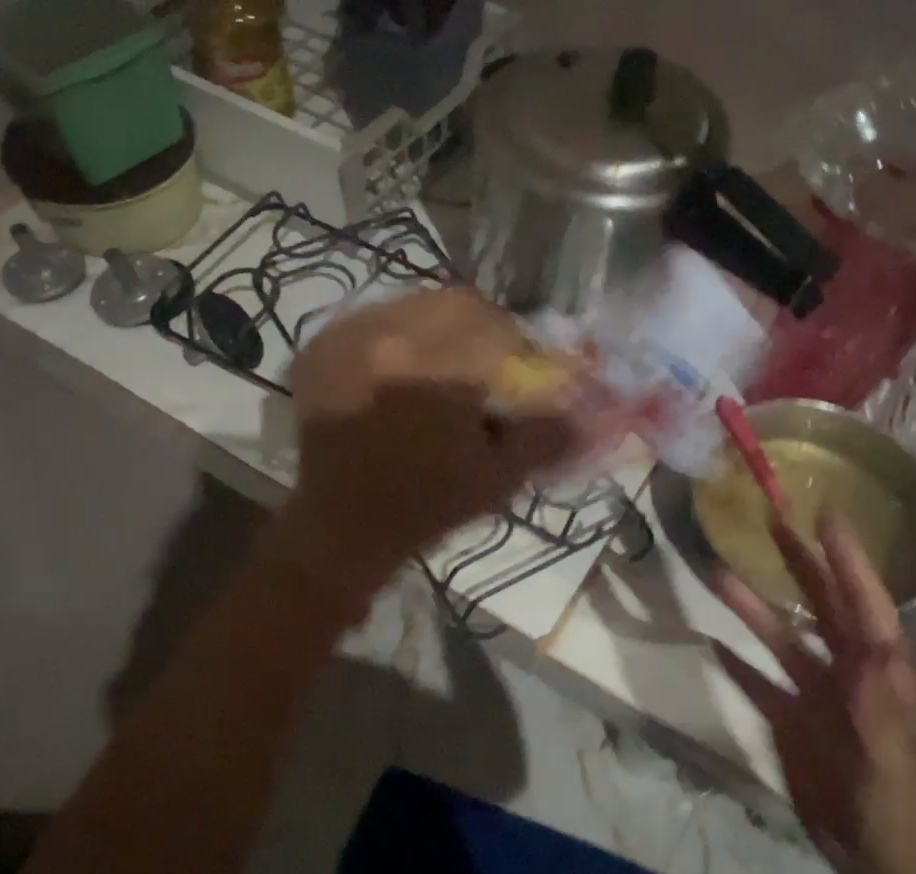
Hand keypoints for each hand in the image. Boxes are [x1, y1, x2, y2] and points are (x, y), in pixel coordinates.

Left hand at [278, 289, 607, 599]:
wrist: (342, 529)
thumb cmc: (425, 509)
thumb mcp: (497, 477)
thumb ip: (548, 435)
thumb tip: (596, 410)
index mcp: (434, 371)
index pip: (501, 330)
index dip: (523, 348)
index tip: (526, 374)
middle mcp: (386, 338)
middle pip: (458, 305)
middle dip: (484, 330)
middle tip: (486, 367)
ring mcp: (345, 338)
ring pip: (415, 303)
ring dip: (440, 327)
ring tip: (441, 369)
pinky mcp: (319, 346)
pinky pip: (374, 316)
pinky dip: (398, 334)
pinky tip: (402, 369)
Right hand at [710, 506, 915, 871]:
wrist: (871, 853)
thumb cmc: (892, 802)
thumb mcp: (889, 753)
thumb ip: (880, 702)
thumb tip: (875, 647)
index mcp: (880, 670)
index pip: (864, 602)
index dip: (847, 559)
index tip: (826, 515)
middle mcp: (847, 670)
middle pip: (820, 606)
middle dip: (799, 565)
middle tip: (772, 522)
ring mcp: (814, 694)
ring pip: (780, 639)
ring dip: (753, 608)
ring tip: (718, 575)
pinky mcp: (788, 720)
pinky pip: (758, 682)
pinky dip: (737, 662)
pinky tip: (711, 642)